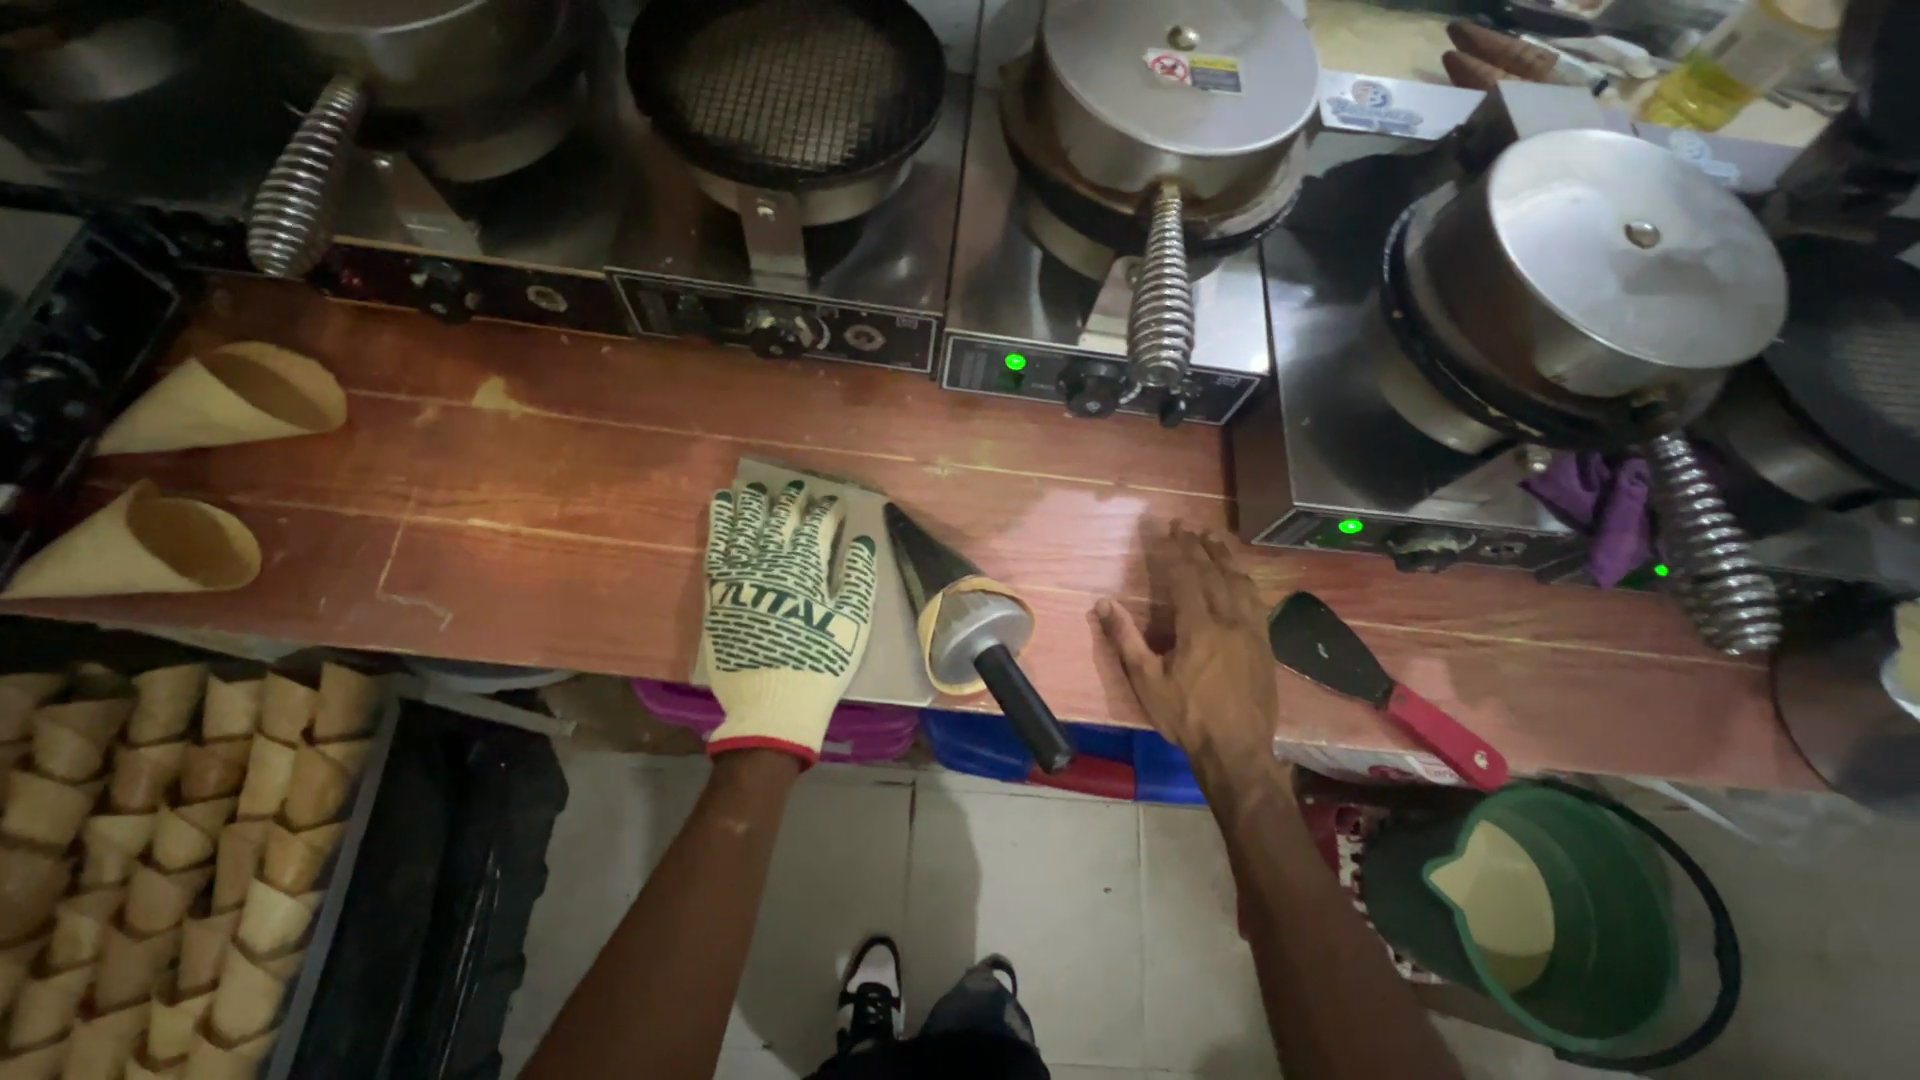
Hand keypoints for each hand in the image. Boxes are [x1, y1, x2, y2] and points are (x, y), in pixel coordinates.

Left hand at [701, 479, 879, 763]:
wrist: (771, 702)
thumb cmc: (819, 663)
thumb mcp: (853, 623)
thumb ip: (858, 578)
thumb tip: (862, 542)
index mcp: (807, 569)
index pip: (817, 526)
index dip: (826, 510)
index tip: (833, 500)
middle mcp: (771, 563)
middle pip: (780, 520)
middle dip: (790, 500)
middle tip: (795, 486)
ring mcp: (740, 575)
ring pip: (744, 526)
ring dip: (751, 504)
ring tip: (753, 487)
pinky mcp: (717, 591)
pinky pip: (716, 547)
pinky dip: (719, 524)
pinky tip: (721, 507)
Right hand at [1096, 522, 1277, 763]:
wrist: (1237, 750)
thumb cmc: (1187, 717)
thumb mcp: (1146, 681)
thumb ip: (1125, 639)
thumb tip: (1103, 603)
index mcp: (1200, 627)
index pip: (1187, 577)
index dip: (1176, 551)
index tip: (1167, 529)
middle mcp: (1230, 621)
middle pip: (1214, 573)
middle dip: (1198, 546)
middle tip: (1186, 525)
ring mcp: (1253, 631)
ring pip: (1240, 582)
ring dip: (1225, 557)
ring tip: (1213, 539)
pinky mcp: (1265, 644)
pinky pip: (1256, 600)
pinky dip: (1244, 580)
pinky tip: (1239, 577)